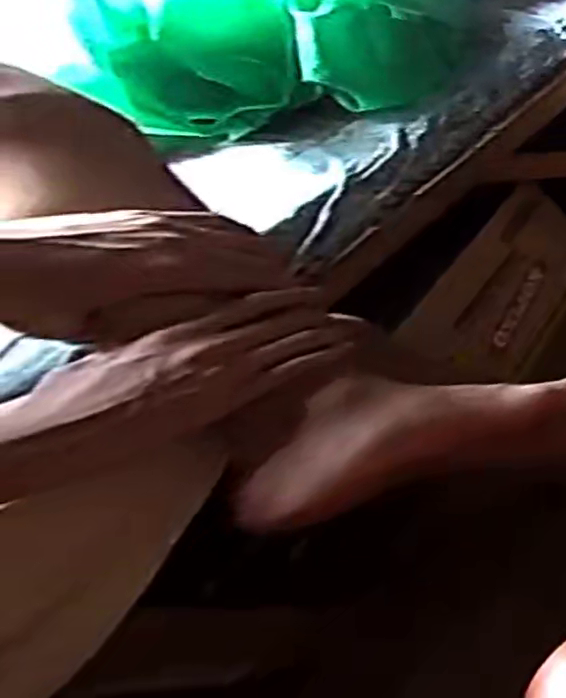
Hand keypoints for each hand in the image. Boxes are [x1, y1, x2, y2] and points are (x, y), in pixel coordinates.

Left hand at [0, 210, 291, 342]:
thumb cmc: (31, 301)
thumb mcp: (89, 328)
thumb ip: (156, 322)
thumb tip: (208, 326)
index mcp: (176, 269)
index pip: (259, 277)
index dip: (288, 292)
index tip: (307, 307)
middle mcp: (185, 240)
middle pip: (263, 254)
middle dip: (286, 275)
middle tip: (297, 298)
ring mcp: (172, 223)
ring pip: (247, 236)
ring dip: (267, 256)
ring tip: (275, 276)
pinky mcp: (158, 214)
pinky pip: (222, 223)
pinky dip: (242, 238)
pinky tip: (241, 250)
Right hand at [11, 289, 357, 446]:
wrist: (53, 436)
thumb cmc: (71, 401)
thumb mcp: (115, 355)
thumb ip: (151, 338)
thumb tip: (164, 332)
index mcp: (181, 329)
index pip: (248, 302)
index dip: (285, 294)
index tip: (309, 289)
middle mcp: (209, 342)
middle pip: (281, 316)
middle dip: (313, 309)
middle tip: (339, 304)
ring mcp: (222, 368)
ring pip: (294, 337)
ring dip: (326, 329)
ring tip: (352, 323)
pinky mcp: (230, 396)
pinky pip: (291, 368)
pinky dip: (322, 355)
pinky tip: (345, 348)